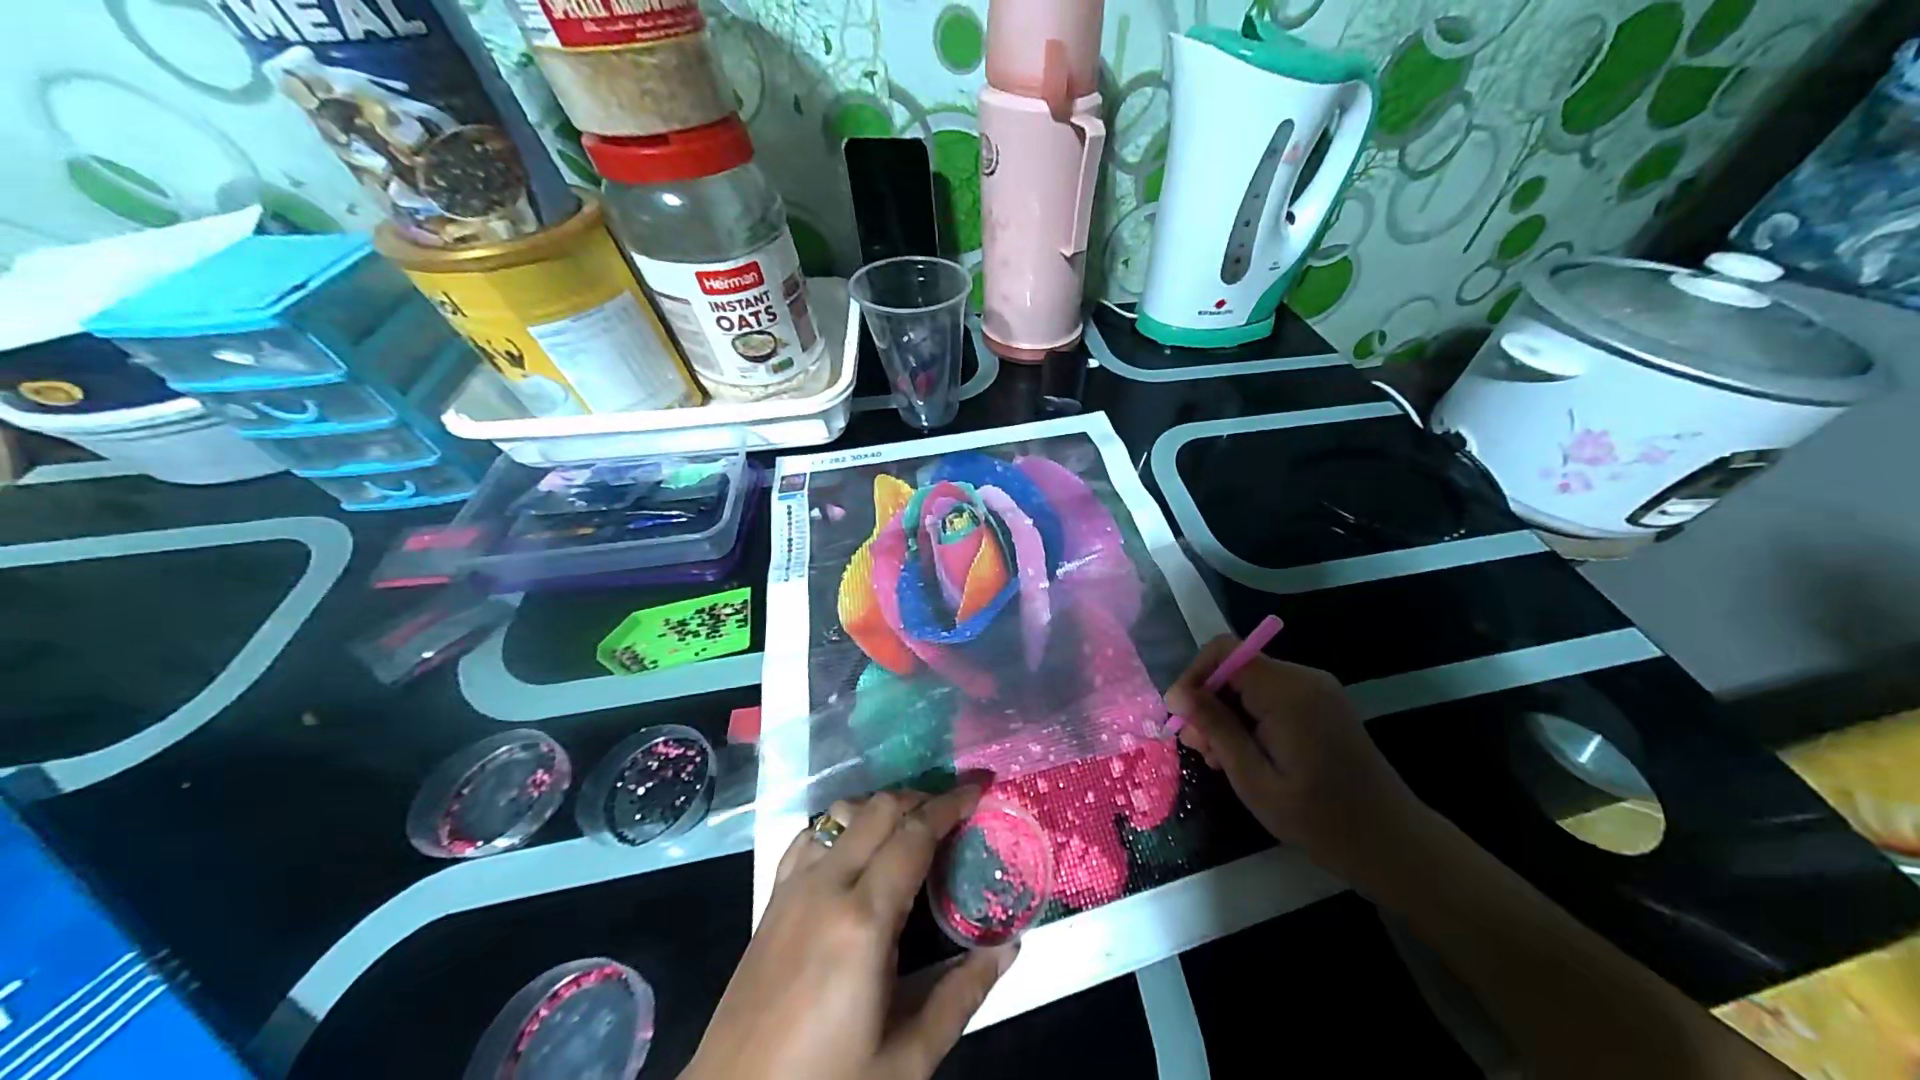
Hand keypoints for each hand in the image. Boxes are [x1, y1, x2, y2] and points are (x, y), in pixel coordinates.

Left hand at [681, 787, 1016, 1079]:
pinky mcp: (773, 897)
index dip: (951, 804)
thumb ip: (962, 994)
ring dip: (883, 808)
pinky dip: (845, 825)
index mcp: (864, 919)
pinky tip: (860, 848)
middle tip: (957, 812)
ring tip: (914, 828)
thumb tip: (1008, 947)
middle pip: (879, 809)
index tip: (980, 789)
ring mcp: (793, 886)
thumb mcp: (908, 1056)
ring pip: (844, 813)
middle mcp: (826, 885)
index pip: (914, 834)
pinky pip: (812, 836)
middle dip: (922, 798)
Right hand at [1166, 636, 1433, 881]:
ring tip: (1216, 758)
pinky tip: (1242, 754)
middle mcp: (1303, 679)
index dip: (1194, 675)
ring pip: (1249, 684)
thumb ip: (1216, 728)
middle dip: (1206, 701)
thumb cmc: (1319, 819)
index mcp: (1287, 691)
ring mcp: (1316, 691)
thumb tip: (1178, 694)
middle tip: (1195, 747)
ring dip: (1224, 713)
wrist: (1392, 843)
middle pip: (1235, 667)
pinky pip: (1269, 697)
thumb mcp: (1253, 778)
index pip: (1225, 651)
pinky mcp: (1321, 706)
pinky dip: (1247, 718)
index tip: (1178, 715)